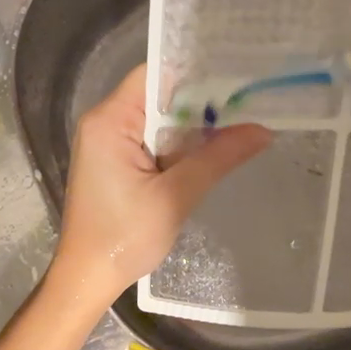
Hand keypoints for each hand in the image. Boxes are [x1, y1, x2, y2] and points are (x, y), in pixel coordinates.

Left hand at [49, 65, 270, 303]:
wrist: (88, 277)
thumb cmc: (123, 237)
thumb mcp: (176, 196)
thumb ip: (218, 158)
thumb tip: (262, 130)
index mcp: (110, 121)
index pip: (155, 74)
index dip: (196, 72)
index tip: (237, 73)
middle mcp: (104, 123)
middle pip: (159, 96)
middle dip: (202, 101)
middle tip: (251, 99)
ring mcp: (107, 144)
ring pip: (158, 121)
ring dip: (192, 128)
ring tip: (241, 121)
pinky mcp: (114, 164)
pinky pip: (151, 142)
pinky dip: (178, 147)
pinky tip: (210, 151)